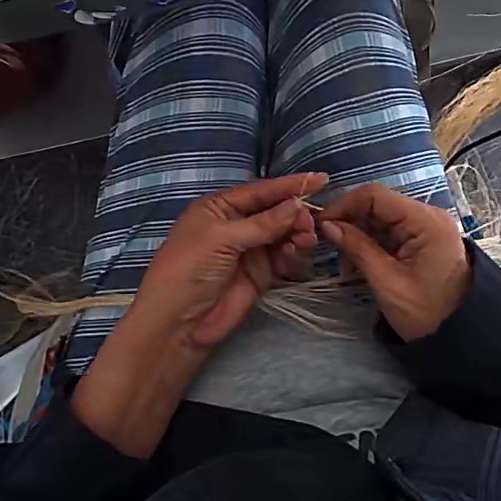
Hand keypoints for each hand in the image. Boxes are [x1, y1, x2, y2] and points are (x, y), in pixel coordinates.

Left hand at [72, 173, 324, 458]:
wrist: (179, 322)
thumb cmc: (189, 268)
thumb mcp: (220, 239)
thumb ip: (261, 223)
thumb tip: (297, 204)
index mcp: (218, 207)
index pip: (258, 191)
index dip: (288, 185)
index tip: (320, 179)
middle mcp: (234, 224)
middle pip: (273, 211)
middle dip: (295, 212)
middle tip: (311, 219)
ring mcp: (248, 250)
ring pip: (282, 234)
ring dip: (297, 233)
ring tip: (307, 237)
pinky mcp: (260, 274)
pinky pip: (283, 257)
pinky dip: (294, 253)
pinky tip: (296, 252)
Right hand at [318, 183, 470, 340]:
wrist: (465, 339)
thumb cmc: (428, 313)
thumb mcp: (387, 282)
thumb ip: (356, 248)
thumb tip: (326, 224)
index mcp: (425, 222)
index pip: (375, 195)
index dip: (344, 205)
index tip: (322, 225)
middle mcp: (427, 217)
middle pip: (375, 205)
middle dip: (349, 224)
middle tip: (331, 249)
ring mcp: (424, 228)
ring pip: (377, 219)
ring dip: (356, 237)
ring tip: (346, 265)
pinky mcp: (420, 241)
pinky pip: (386, 232)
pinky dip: (368, 245)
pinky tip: (358, 265)